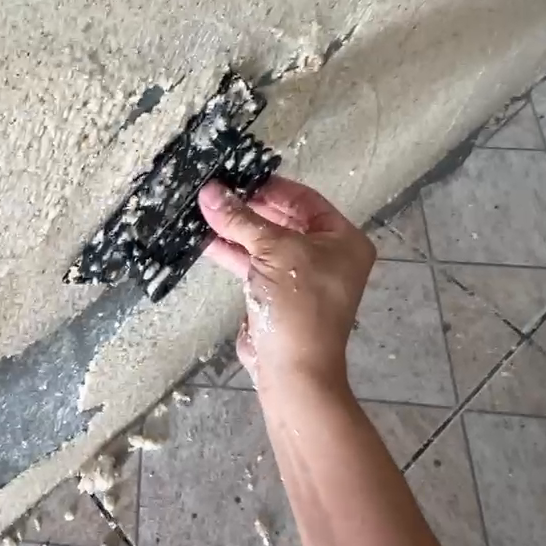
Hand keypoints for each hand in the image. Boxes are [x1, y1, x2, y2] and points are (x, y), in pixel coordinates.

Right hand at [197, 175, 375, 392]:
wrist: (293, 369)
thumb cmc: (299, 302)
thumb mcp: (272, 250)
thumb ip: (240, 218)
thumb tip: (209, 190)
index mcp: (342, 239)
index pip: (304, 199)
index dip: (271, 186)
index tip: (238, 176)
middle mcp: (325, 254)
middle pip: (282, 218)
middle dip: (248, 207)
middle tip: (216, 190)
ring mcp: (299, 275)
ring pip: (263, 241)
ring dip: (235, 227)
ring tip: (203, 209)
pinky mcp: (275, 292)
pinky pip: (252, 262)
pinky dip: (231, 250)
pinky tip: (204, 237)